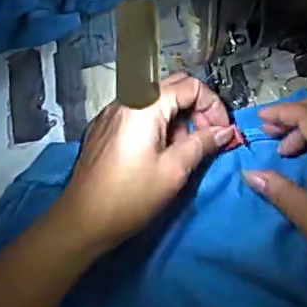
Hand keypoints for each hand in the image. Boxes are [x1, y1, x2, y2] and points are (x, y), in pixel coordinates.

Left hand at [45, 72, 239, 255]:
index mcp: (145, 104)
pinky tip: (161, 152)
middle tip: (209, 138)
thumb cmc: (130, 196)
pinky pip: (140, 112)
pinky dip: (159, 123)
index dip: (213, 106)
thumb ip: (202, 144)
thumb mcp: (173, 171)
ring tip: (185, 151)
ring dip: (179, 118)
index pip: (191, 86)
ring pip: (157, 100)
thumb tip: (225, 131)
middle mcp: (128, 99)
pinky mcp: (106, 126)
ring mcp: (114, 111)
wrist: (81, 221)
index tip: (222, 133)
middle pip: (174, 87)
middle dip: (198, 108)